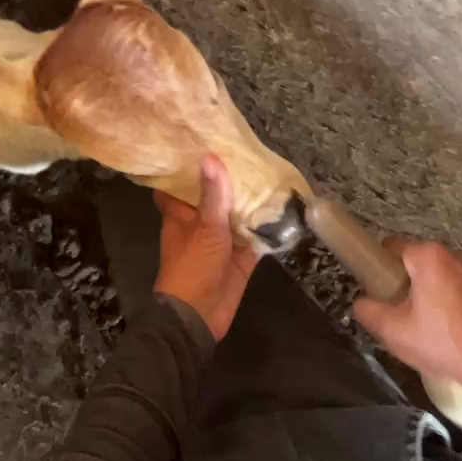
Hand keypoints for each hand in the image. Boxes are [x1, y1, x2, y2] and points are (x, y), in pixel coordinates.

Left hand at [153, 155, 258, 340]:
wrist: (200, 317)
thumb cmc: (193, 267)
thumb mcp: (205, 227)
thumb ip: (212, 195)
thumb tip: (210, 156)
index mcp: (180, 214)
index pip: (177, 184)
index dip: (184, 166)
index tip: (198, 143)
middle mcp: (199, 224)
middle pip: (211, 197)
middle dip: (225, 179)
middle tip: (245, 150)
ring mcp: (220, 242)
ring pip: (235, 216)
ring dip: (249, 202)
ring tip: (269, 172)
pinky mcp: (239, 258)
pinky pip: (254, 238)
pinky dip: (266, 228)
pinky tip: (284, 209)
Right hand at [351, 240, 461, 401]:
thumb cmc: (445, 344)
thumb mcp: (394, 332)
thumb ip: (367, 312)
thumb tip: (360, 303)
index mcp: (429, 257)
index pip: (391, 247)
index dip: (378, 268)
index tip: (378, 293)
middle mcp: (455, 257)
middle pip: (417, 264)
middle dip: (406, 285)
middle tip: (401, 316)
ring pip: (442, 279)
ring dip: (432, 296)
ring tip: (430, 330)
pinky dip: (455, 308)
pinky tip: (456, 336)